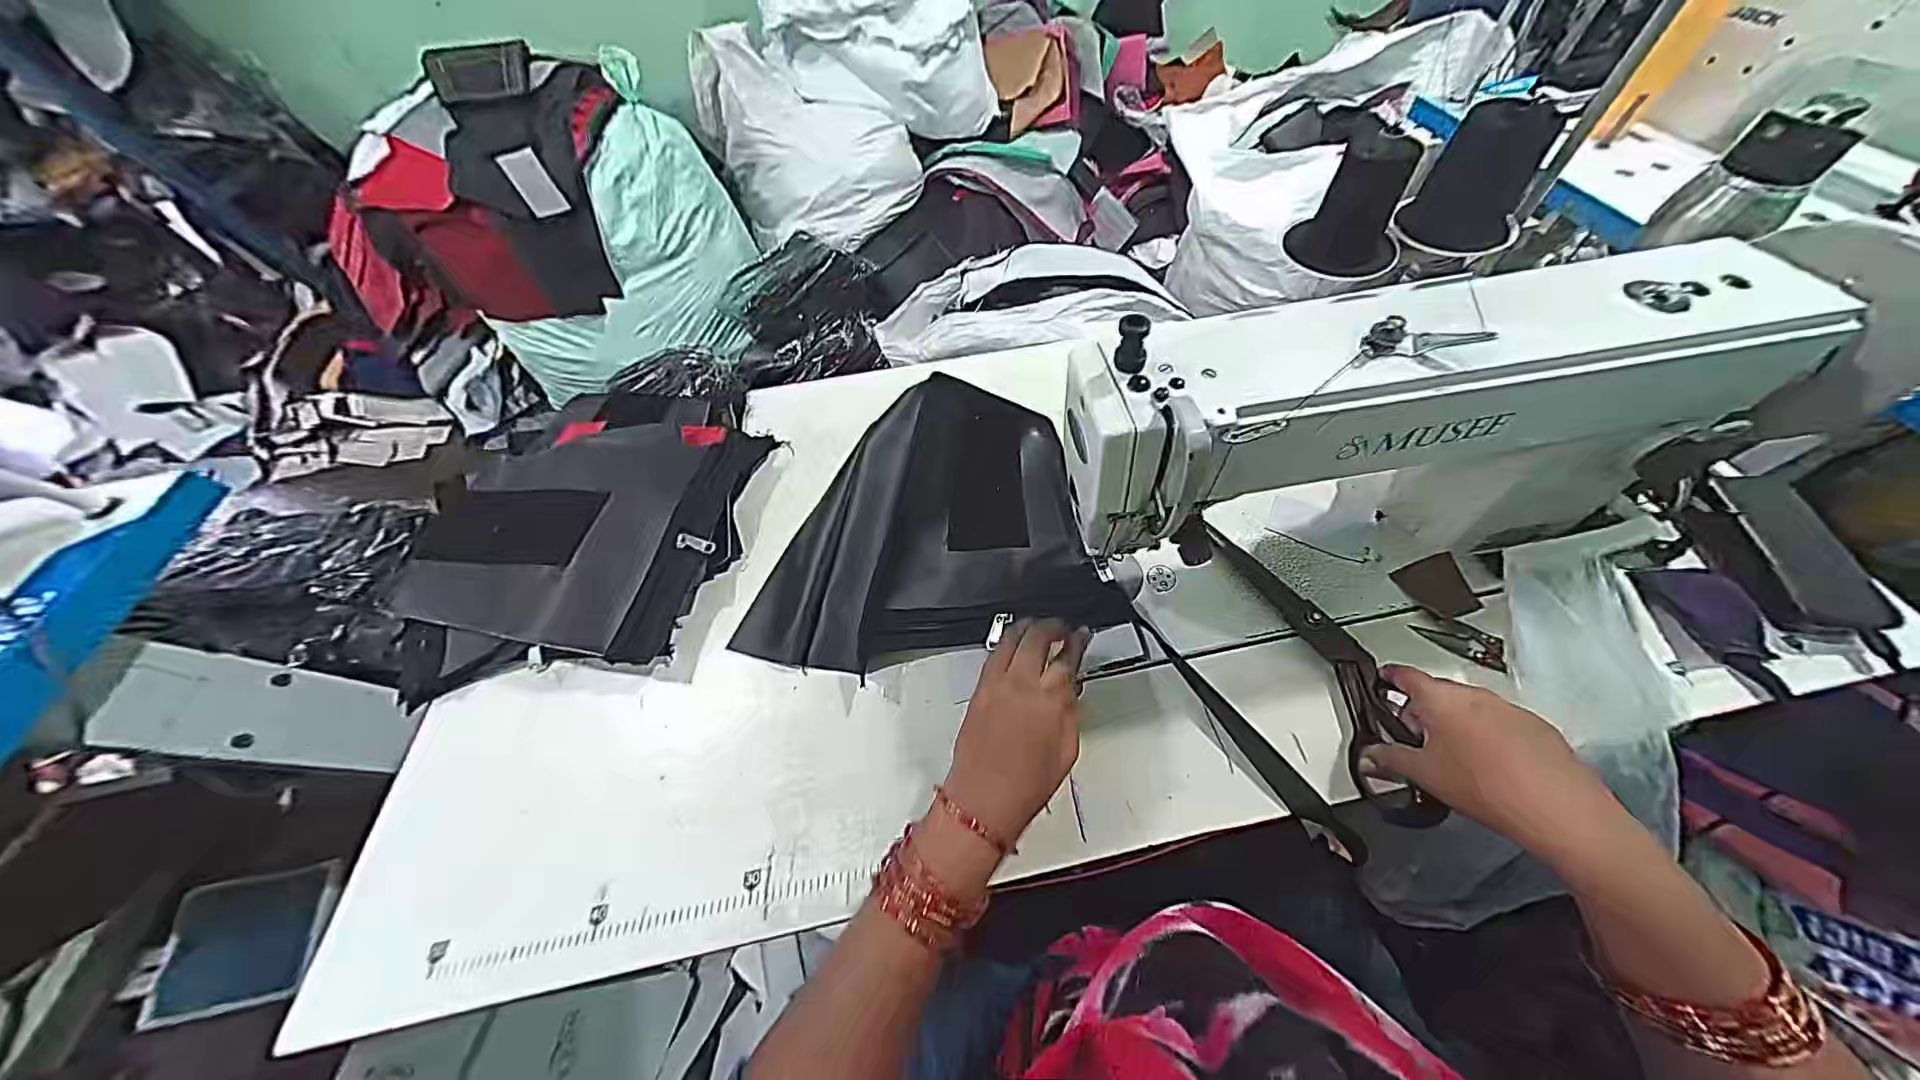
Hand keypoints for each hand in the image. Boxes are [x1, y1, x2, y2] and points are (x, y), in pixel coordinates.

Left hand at [943, 619, 1090, 843]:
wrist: (985, 798)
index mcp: (1050, 698)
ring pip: (1011, 637)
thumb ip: (1070, 712)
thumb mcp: (1067, 749)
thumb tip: (1070, 692)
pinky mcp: (978, 690)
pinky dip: (1006, 643)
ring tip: (1037, 627)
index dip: (1077, 641)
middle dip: (1053, 626)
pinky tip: (1012, 645)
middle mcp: (1021, 684)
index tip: (1081, 636)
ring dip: (1028, 627)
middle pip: (1038, 635)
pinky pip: (993, 654)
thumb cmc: (1025, 784)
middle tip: (1061, 628)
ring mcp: (996, 684)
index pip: (1068, 655)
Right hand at [1360, 665, 1625, 857]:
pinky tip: (1489, 767)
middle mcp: (1477, 697)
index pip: (1407, 676)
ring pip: (1472, 709)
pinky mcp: (1539, 729)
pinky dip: (1490, 737)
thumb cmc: (1491, 787)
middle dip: (1424, 710)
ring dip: (1458, 724)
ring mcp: (1511, 710)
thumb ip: (1390, 758)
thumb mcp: (1423, 774)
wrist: (1559, 810)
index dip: (1391, 676)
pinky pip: (1503, 724)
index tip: (1385, 678)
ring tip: (1454, 758)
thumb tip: (1373, 756)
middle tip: (1415, 734)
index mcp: (1442, 699)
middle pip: (1440, 693)